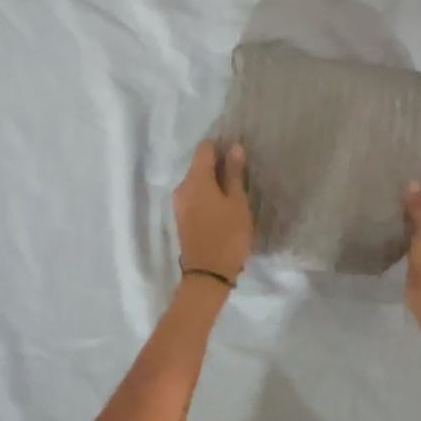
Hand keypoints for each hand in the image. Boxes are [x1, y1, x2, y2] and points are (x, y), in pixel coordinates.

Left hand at [174, 140, 251, 281]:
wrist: (207, 274)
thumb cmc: (228, 234)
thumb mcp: (237, 202)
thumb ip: (234, 174)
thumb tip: (234, 147)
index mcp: (196, 179)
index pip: (205, 148)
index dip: (221, 146)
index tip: (238, 154)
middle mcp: (182, 187)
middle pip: (199, 165)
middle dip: (218, 165)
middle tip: (241, 175)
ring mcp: (179, 204)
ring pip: (197, 182)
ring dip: (213, 182)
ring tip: (235, 192)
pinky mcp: (181, 218)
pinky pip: (194, 196)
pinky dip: (207, 195)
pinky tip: (223, 206)